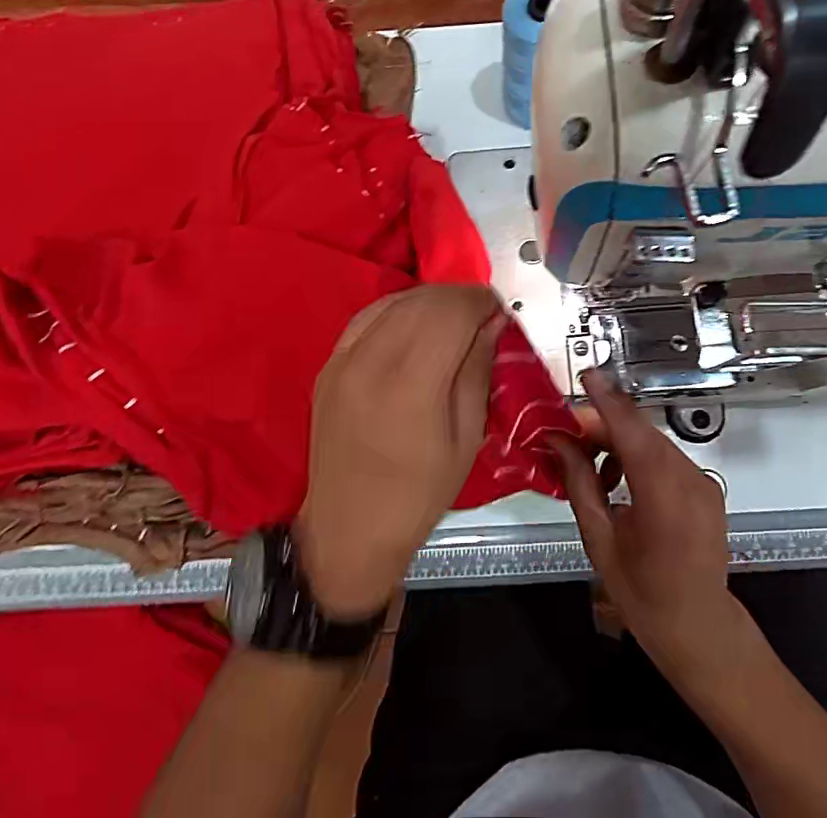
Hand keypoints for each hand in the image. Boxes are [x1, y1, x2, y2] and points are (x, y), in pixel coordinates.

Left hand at [295, 285, 504, 619]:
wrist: (349, 528)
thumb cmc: (418, 495)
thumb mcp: (467, 439)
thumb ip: (478, 372)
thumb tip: (491, 324)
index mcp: (411, 386)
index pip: (450, 312)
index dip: (480, 302)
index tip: (499, 311)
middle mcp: (370, 362)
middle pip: (422, 300)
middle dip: (459, 298)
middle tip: (483, 314)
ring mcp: (342, 361)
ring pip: (393, 301)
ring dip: (430, 300)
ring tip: (453, 318)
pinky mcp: (328, 366)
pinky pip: (366, 317)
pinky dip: (398, 310)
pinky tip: (415, 324)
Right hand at [552, 370, 742, 678]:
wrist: (698, 626)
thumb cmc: (643, 593)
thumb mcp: (599, 539)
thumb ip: (579, 483)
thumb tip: (558, 442)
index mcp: (663, 495)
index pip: (632, 430)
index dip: (607, 400)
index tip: (587, 377)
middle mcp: (690, 480)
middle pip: (641, 433)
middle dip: (603, 426)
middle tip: (568, 433)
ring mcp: (703, 483)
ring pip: (654, 444)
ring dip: (620, 444)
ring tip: (591, 468)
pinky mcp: (707, 489)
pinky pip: (668, 460)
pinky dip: (640, 459)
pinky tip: (620, 482)